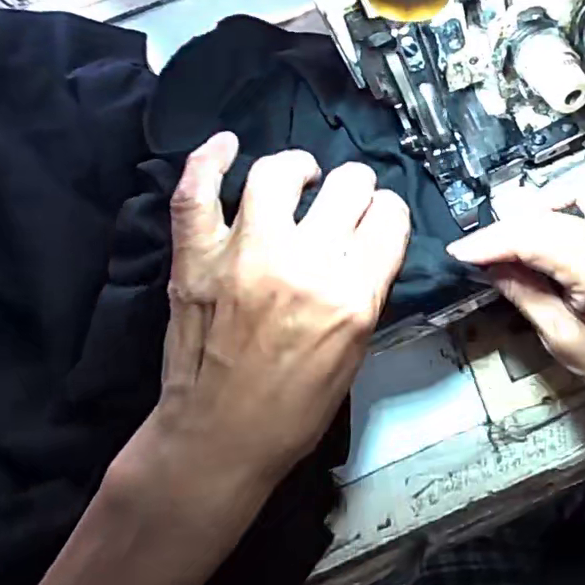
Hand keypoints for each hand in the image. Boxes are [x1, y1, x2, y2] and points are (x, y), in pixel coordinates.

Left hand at [141, 133, 410, 501]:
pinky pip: (197, 193)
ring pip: (277, 174)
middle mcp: (301, 266)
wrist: (219, 438)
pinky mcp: (195, 258)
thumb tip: (367, 236)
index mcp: (349, 297)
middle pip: (346, 187)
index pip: (389, 217)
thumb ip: (366, 287)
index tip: (377, 220)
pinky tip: (227, 145)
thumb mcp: (356, 350)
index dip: (388, 213)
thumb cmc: (295, 406)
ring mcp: (242, 256)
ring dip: (298, 167)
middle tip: (344, 201)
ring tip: (302, 177)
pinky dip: (209, 160)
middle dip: (355, 187)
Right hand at [445, 158, 584, 443]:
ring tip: (529, 227)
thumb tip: (490, 264)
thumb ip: (526, 296)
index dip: (490, 242)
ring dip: (549, 197)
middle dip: (514, 221)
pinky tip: (572, 197)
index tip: (460, 251)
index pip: (535, 238)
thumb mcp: (566, 345)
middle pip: (554, 203)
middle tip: (492, 248)